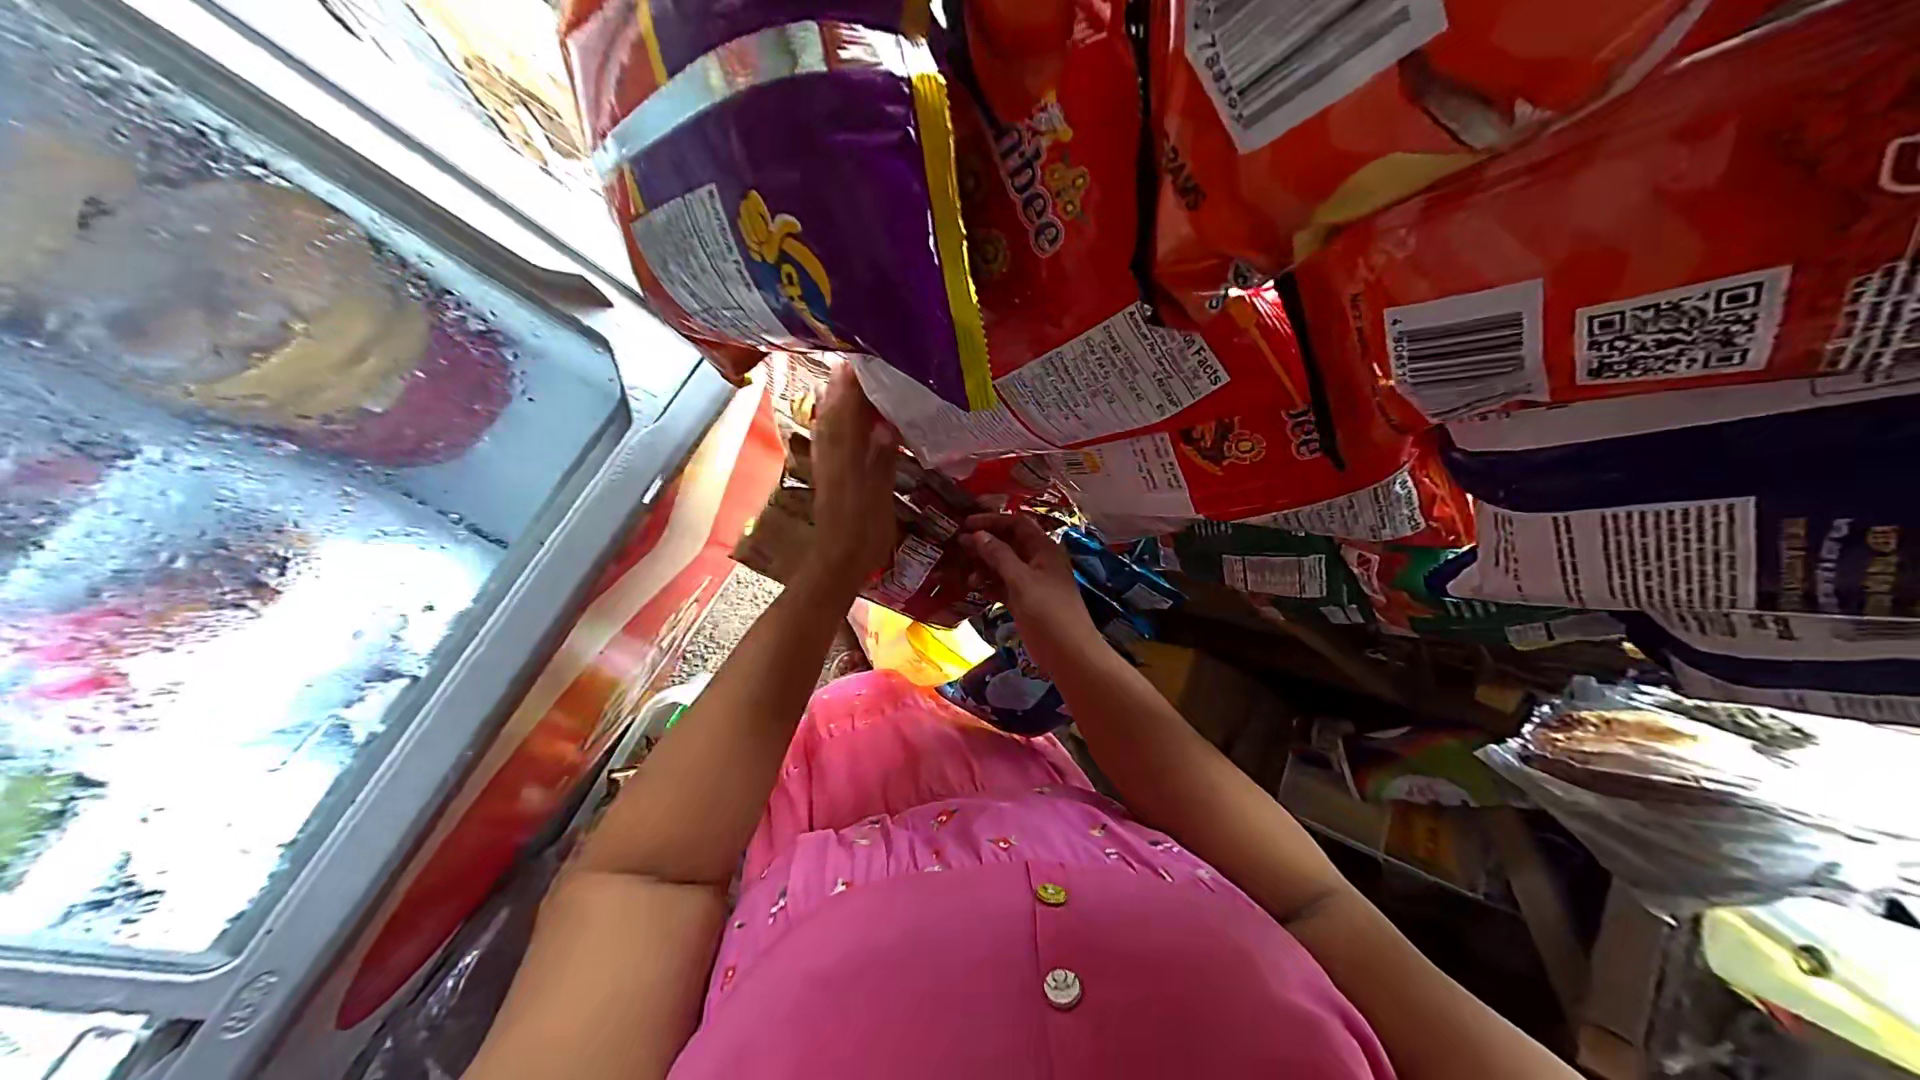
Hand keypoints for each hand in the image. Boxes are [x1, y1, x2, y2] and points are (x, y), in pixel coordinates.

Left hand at [805, 365, 900, 588]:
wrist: (837, 560)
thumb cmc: (863, 532)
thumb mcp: (880, 494)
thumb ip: (883, 456)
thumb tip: (888, 422)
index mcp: (844, 449)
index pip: (847, 398)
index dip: (859, 373)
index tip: (877, 352)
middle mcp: (830, 447)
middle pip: (835, 400)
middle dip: (852, 379)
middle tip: (876, 360)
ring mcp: (826, 457)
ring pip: (831, 414)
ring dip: (845, 394)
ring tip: (867, 379)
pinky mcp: (828, 468)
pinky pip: (832, 431)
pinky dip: (843, 415)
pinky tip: (857, 415)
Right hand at [960, 512, 1102, 675]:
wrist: (1070, 655)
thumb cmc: (1048, 613)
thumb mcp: (1021, 581)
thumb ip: (999, 555)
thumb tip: (977, 535)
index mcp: (1044, 549)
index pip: (1017, 524)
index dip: (992, 521)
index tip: (965, 524)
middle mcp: (1039, 561)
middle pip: (1009, 543)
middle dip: (985, 543)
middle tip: (958, 547)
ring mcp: (1033, 583)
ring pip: (1005, 566)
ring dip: (985, 566)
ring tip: (967, 575)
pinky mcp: (1026, 602)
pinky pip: (1005, 586)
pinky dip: (990, 585)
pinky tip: (975, 589)